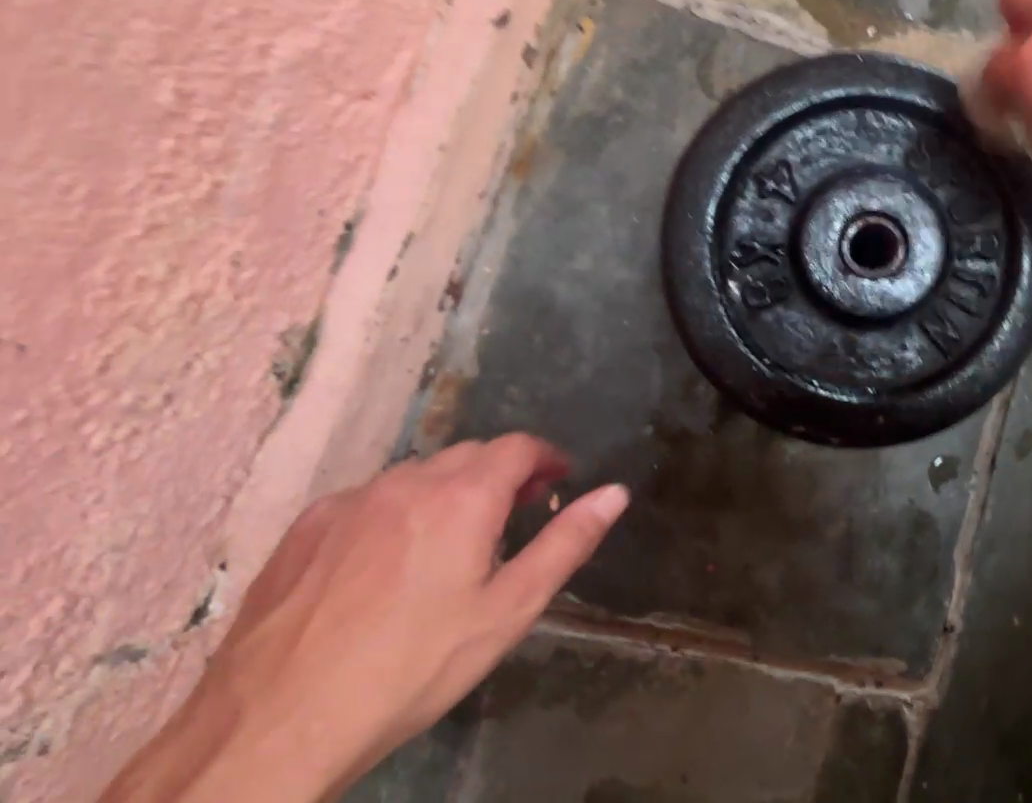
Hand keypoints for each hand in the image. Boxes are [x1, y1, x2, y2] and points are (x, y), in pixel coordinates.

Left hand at [103, 434, 627, 802]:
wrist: (274, 726)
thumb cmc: (412, 667)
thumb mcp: (509, 610)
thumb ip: (567, 543)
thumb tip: (615, 493)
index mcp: (462, 496)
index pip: (518, 447)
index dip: (547, 458)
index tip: (560, 482)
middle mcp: (405, 483)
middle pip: (469, 455)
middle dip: (502, 473)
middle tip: (517, 514)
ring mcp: (347, 503)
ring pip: (416, 475)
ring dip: (449, 490)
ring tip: (455, 541)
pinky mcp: (302, 530)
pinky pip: (368, 500)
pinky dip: (397, 511)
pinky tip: (388, 563)